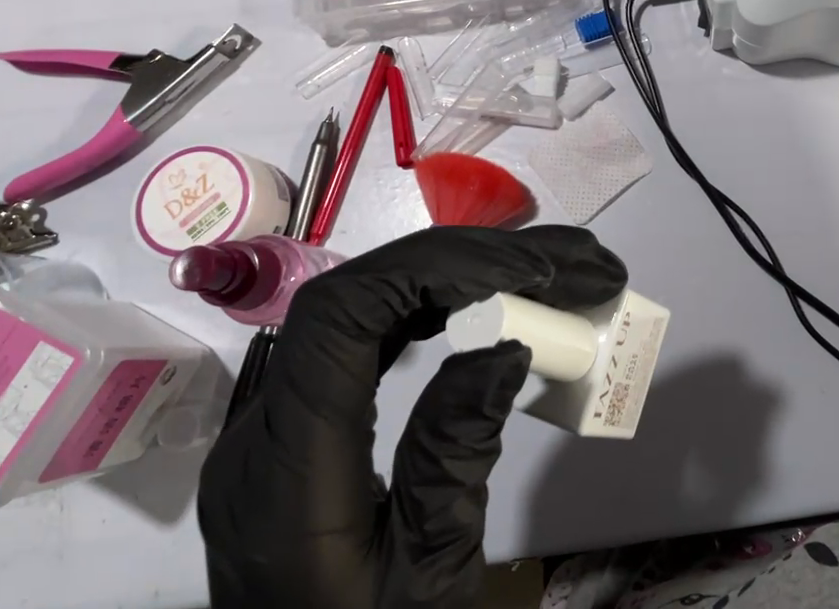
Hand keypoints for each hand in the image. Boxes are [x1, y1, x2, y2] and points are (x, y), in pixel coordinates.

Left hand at [198, 226, 627, 608]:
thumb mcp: (428, 577)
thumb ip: (456, 457)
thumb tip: (505, 346)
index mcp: (288, 468)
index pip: (342, 313)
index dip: (433, 268)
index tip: (530, 273)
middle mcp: (266, 428)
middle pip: (360, 295)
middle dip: (469, 262)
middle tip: (571, 265)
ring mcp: (278, 424)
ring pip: (362, 308)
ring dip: (456, 277)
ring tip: (548, 274)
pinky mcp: (302, 430)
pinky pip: (362, 341)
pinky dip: (428, 309)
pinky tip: (482, 306)